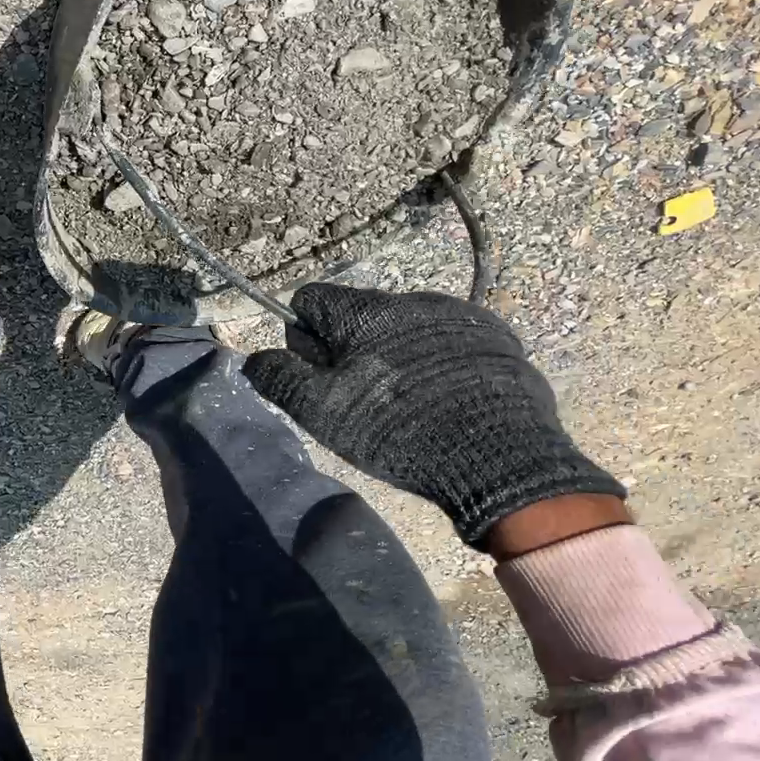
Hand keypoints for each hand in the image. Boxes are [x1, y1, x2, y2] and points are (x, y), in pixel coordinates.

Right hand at [241, 284, 624, 547]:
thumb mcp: (318, 409)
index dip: (302, 337)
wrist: (504, 461)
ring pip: (400, 327)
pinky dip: (432, 360)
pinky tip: (441, 397)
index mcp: (363, 310)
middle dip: (347, 346)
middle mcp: (411, 299)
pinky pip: (444, 339)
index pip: (308, 298)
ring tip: (404, 400)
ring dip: (390, 352)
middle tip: (358, 395)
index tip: (318, 374)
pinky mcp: (499, 339)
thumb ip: (276, 375)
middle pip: (354, 313)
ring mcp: (460, 317)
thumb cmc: (396, 429)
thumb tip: (255, 357)